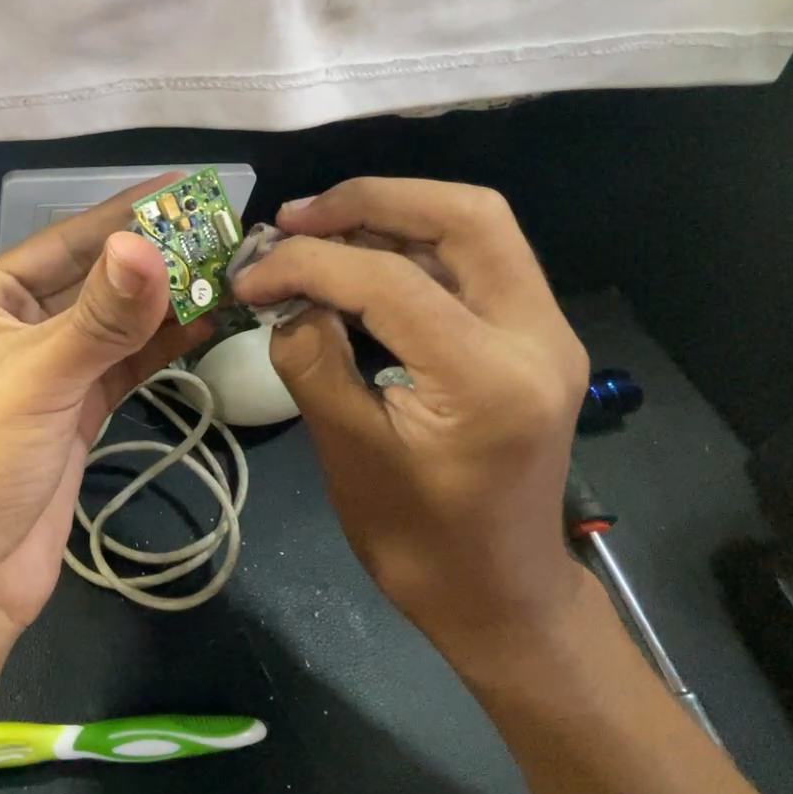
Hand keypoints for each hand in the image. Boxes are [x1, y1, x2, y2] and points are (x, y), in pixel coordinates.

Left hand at [0, 175, 210, 628]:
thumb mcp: (37, 377)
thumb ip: (100, 315)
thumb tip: (146, 243)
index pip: (65, 241)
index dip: (125, 212)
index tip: (187, 184)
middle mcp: (14, 325)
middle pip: (96, 279)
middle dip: (155, 258)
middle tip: (224, 231)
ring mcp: (48, 369)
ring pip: (115, 323)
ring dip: (167, 302)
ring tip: (230, 273)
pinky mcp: (74, 410)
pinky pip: (123, 363)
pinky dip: (162, 345)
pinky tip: (207, 322)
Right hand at [231, 178, 589, 651]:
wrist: (497, 593)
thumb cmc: (417, 539)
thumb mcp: (346, 450)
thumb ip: (310, 358)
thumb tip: (283, 293)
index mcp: (490, 378)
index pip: (390, 279)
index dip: (307, 263)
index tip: (248, 276)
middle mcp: (538, 336)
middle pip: (466, 215)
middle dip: (369, 200)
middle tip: (295, 218)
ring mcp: (544, 331)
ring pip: (473, 227)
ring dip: (388, 215)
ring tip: (312, 230)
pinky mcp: (530, 335)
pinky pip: (470, 261)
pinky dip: (406, 245)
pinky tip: (351, 260)